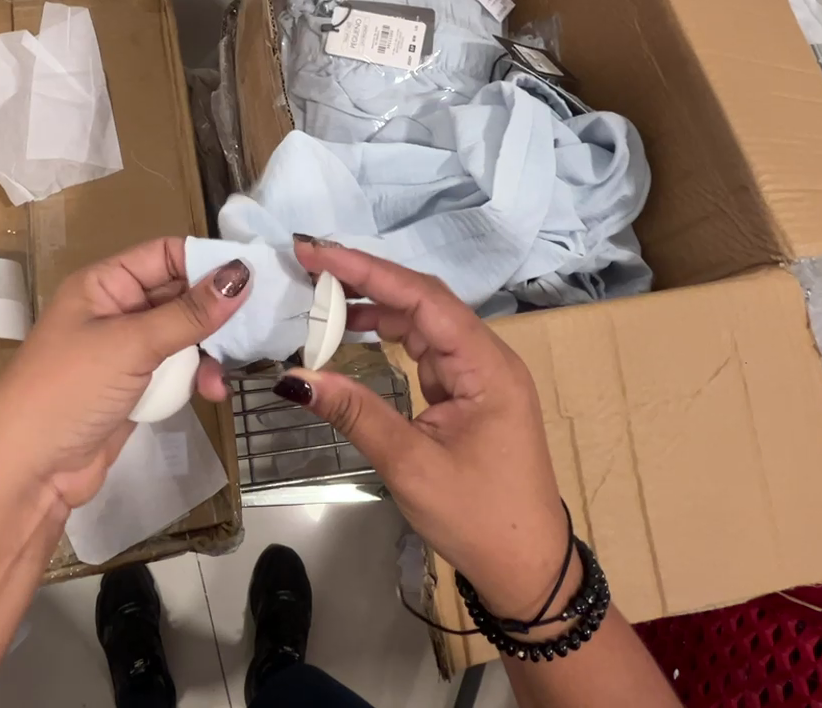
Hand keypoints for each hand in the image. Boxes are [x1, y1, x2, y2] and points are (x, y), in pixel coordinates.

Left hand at [0, 238, 248, 511]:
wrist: (27, 474)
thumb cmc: (69, 392)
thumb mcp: (131, 345)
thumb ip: (189, 313)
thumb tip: (242, 274)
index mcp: (104, 283)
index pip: (166, 254)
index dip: (207, 261)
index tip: (254, 275)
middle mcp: (116, 309)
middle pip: (179, 294)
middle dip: (215, 310)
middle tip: (262, 321)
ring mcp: (126, 350)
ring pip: (183, 334)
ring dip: (208, 349)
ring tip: (226, 370)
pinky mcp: (135, 387)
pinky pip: (176, 369)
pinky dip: (196, 376)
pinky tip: (211, 392)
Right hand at [278, 241, 572, 619]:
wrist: (526, 569)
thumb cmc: (478, 517)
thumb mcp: (411, 465)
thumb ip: (355, 412)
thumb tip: (295, 378)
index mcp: (486, 365)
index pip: (422, 297)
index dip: (367, 270)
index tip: (317, 251)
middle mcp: (485, 356)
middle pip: (422, 299)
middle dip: (366, 277)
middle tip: (310, 261)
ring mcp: (476, 372)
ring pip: (421, 319)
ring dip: (373, 304)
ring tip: (320, 292)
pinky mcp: (464, 389)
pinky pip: (422, 346)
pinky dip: (385, 333)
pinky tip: (353, 329)